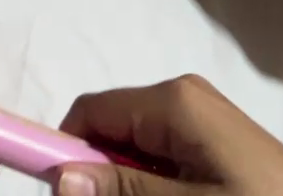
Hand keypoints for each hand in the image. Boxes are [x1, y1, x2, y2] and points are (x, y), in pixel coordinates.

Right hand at [54, 76, 282, 195]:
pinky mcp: (221, 144)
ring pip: (138, 153)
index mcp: (173, 100)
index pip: (91, 112)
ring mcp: (204, 120)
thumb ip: (128, 193)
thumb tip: (60, 178)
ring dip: (133, 188)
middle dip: (106, 178)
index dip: (68, 152)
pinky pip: (168, 162)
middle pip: (113, 133)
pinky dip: (159, 188)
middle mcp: (183, 97)